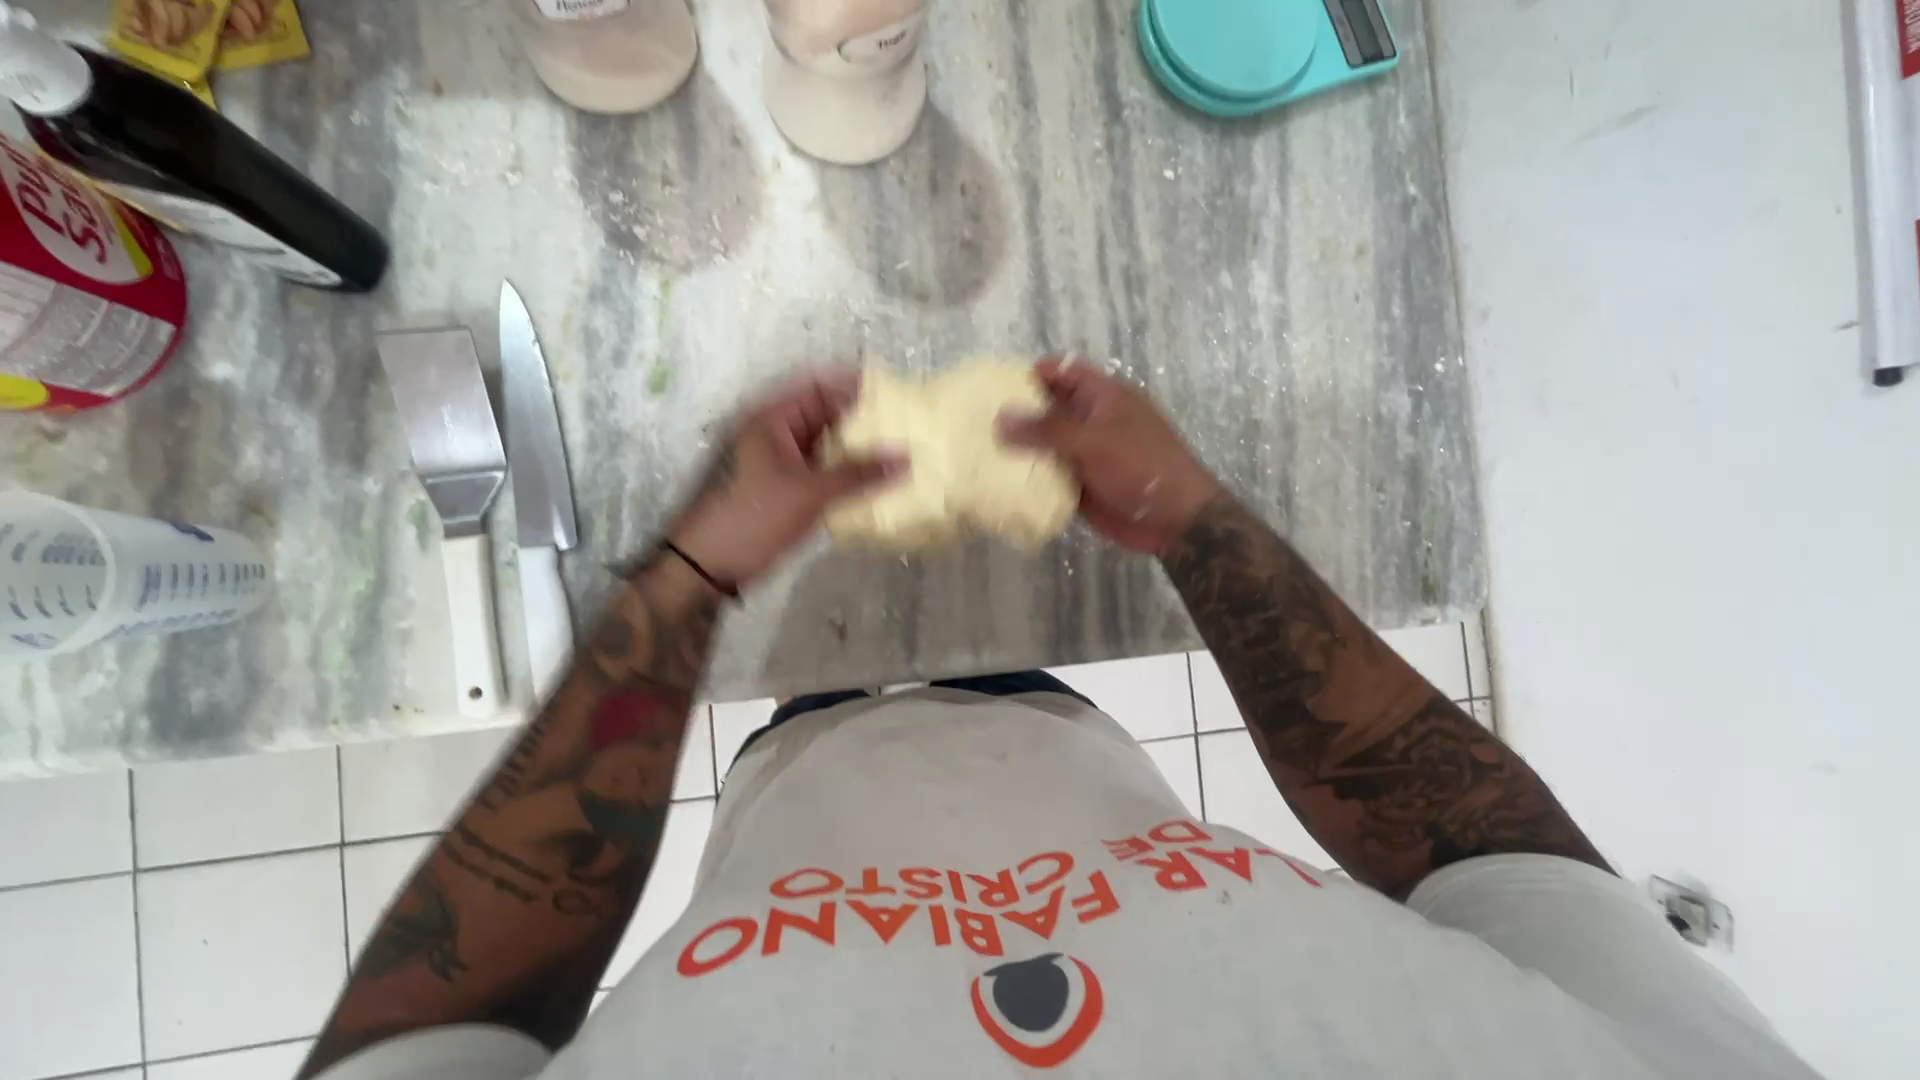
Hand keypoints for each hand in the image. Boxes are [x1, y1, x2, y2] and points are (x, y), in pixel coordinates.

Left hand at [667, 371, 904, 588]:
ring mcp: (777, 463)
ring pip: (823, 447)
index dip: (854, 389)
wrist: (706, 566)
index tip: (895, 398)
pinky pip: (819, 472)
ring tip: (897, 454)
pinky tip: (872, 484)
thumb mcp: (809, 493)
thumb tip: (906, 457)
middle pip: (823, 417)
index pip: (819, 389)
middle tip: (904, 429)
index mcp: (772, 421)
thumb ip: (859, 474)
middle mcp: (774, 435)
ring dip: (854, 451)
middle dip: (861, 422)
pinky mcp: (781, 490)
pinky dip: (843, 475)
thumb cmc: (752, 517)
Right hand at [998, 355, 1221, 553]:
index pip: (1060, 372)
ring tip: (976, 453)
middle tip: (973, 422)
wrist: (1176, 520)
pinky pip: (1048, 478)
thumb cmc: (1144, 467)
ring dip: (1018, 451)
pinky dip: (1028, 480)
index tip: (992, 387)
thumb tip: (999, 418)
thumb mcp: (1096, 441)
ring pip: (1044, 446)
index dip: (1029, 374)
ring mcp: (1085, 455)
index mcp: (1102, 397)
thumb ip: (1048, 430)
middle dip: (1015, 414)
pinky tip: (998, 484)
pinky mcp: (1080, 486)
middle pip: (1046, 409)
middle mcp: (1090, 421)